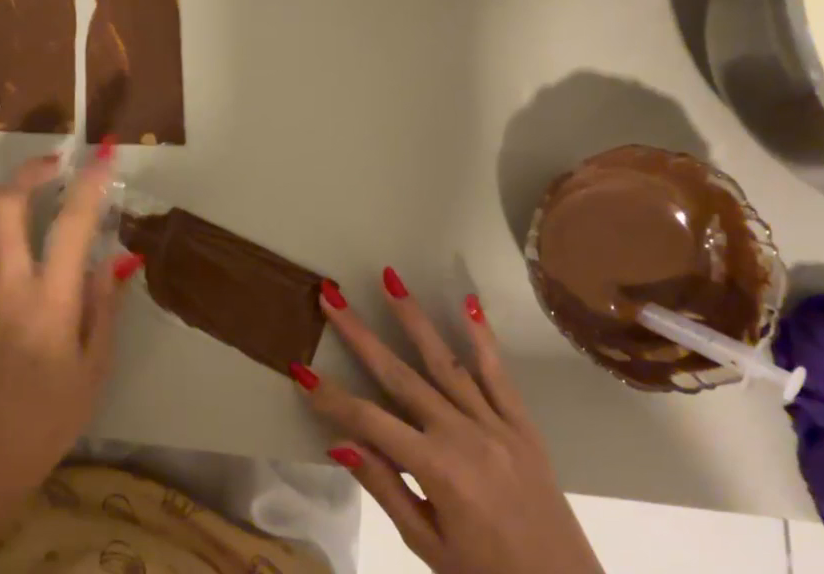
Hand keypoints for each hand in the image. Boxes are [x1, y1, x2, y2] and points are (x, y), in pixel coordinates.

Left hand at [0, 147, 134, 514]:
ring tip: (24, 209)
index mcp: (52, 301)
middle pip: (6, 206)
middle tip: (55, 165)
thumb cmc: (52, 417)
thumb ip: (104, 307)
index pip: (73, 226)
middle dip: (30, 173)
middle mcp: (9, 285)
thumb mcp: (96, 368)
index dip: (90, 184)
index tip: (102, 155)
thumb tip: (114, 257)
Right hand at [294, 271, 603, 573]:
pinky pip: (501, 377)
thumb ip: (385, 487)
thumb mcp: (427, 544)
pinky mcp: (525, 428)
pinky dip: (484, 339)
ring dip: (415, 318)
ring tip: (391, 279)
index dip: (331, 398)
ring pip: (447, 362)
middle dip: (360, 334)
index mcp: (437, 468)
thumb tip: (339, 441)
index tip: (299, 370)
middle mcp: (466, 436)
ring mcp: (499, 427)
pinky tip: (469, 305)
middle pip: (401, 375)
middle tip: (331, 295)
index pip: (369, 421)